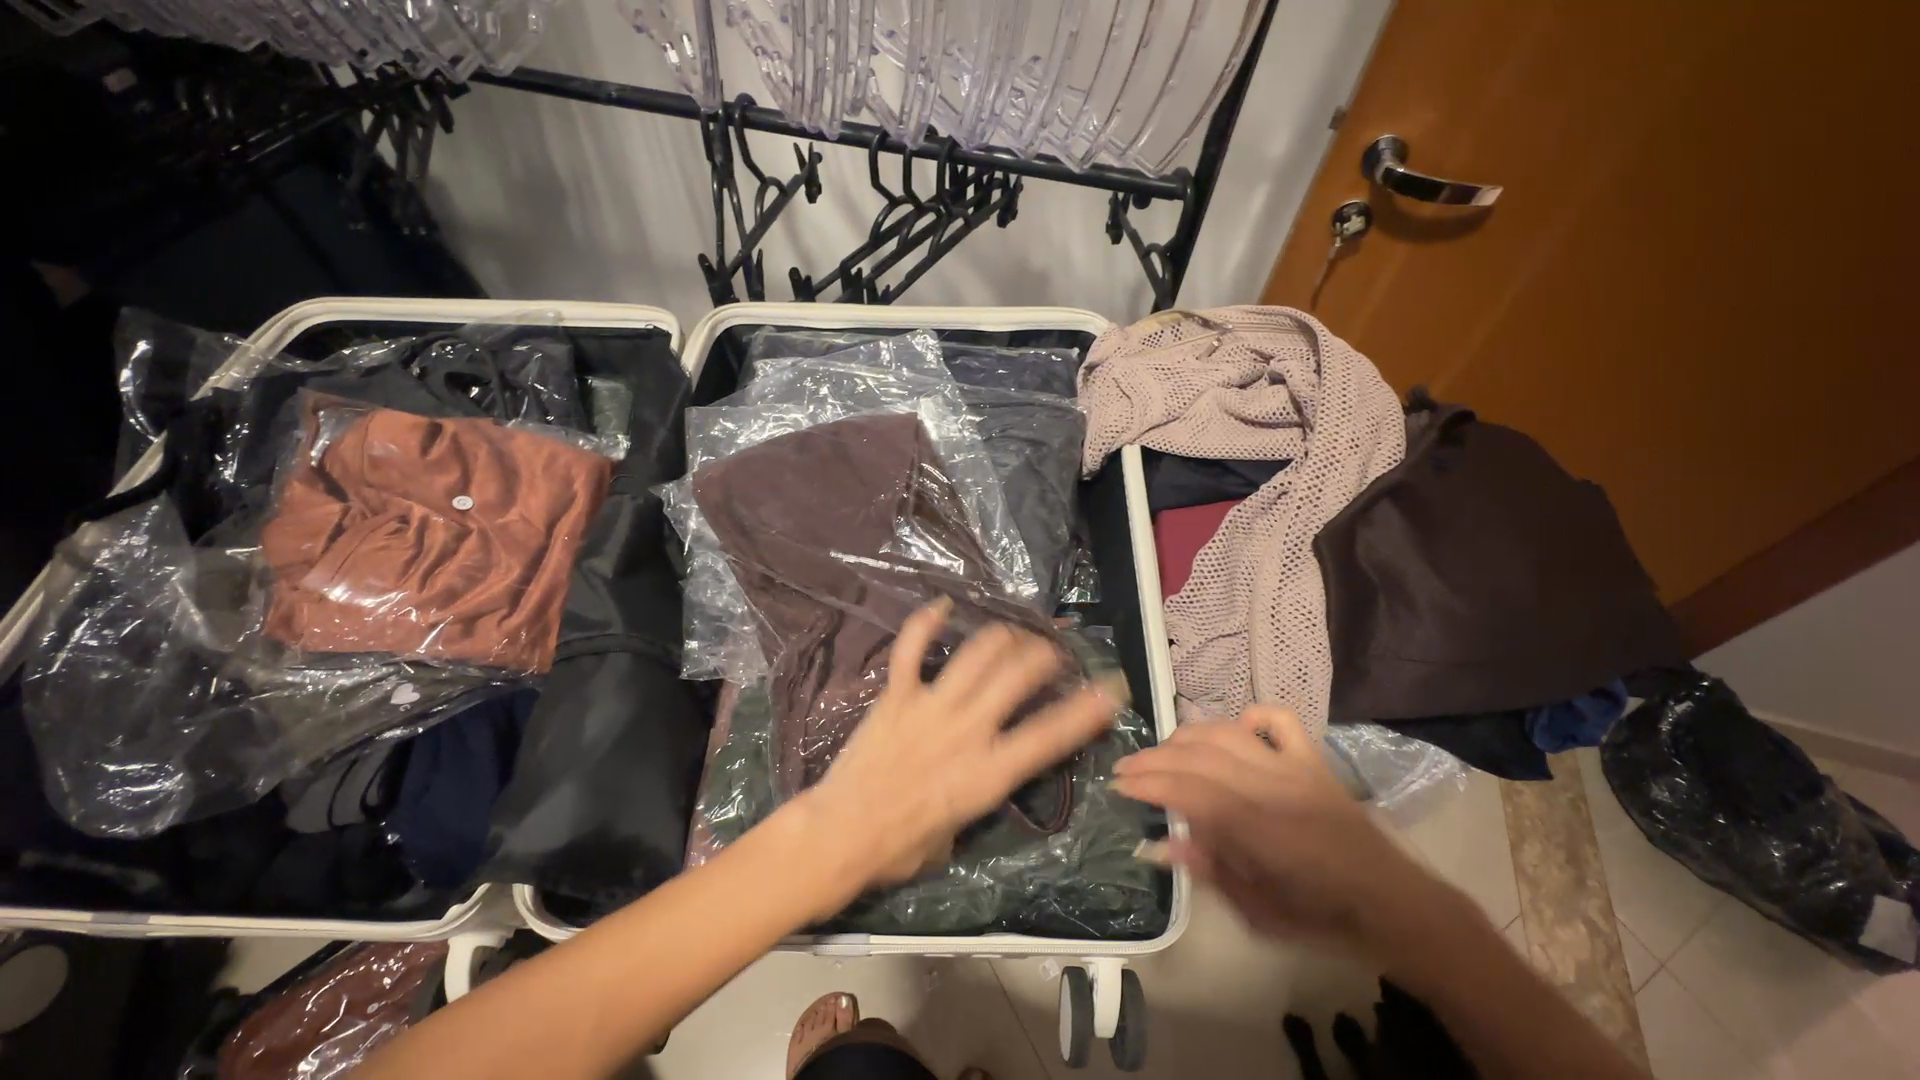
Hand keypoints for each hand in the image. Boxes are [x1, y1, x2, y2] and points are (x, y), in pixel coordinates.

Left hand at [790, 599, 1119, 913]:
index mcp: (989, 773)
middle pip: (1019, 677)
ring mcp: (931, 707)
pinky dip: (927, 623)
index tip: (1111, 687)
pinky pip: (912, 649)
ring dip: (1003, 638)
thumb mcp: (956, 834)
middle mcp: (969, 731)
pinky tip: (942, 607)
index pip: (1051, 735)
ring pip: (978, 655)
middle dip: (1044, 656)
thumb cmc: (900, 849)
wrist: (841, 834)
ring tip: (1015, 635)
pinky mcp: (896, 695)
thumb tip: (972, 780)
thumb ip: (973, 797)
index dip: (1088, 709)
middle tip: (1053, 652)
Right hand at [1112, 705, 1458, 953]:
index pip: (1189, 791)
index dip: (1149, 783)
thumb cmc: (1317, 915)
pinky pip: (1279, 721)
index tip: (1118, 785)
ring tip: (1162, 750)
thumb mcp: (1256, 911)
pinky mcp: (1314, 760)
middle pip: (1200, 756)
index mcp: (1259, 829)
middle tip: (1126, 768)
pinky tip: (1231, 732)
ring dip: (1188, 736)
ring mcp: (1295, 768)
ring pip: (1228, 733)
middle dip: (1155, 758)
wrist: (1389, 903)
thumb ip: (1208, 871)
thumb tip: (1157, 845)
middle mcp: (1273, 787)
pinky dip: (1250, 718)